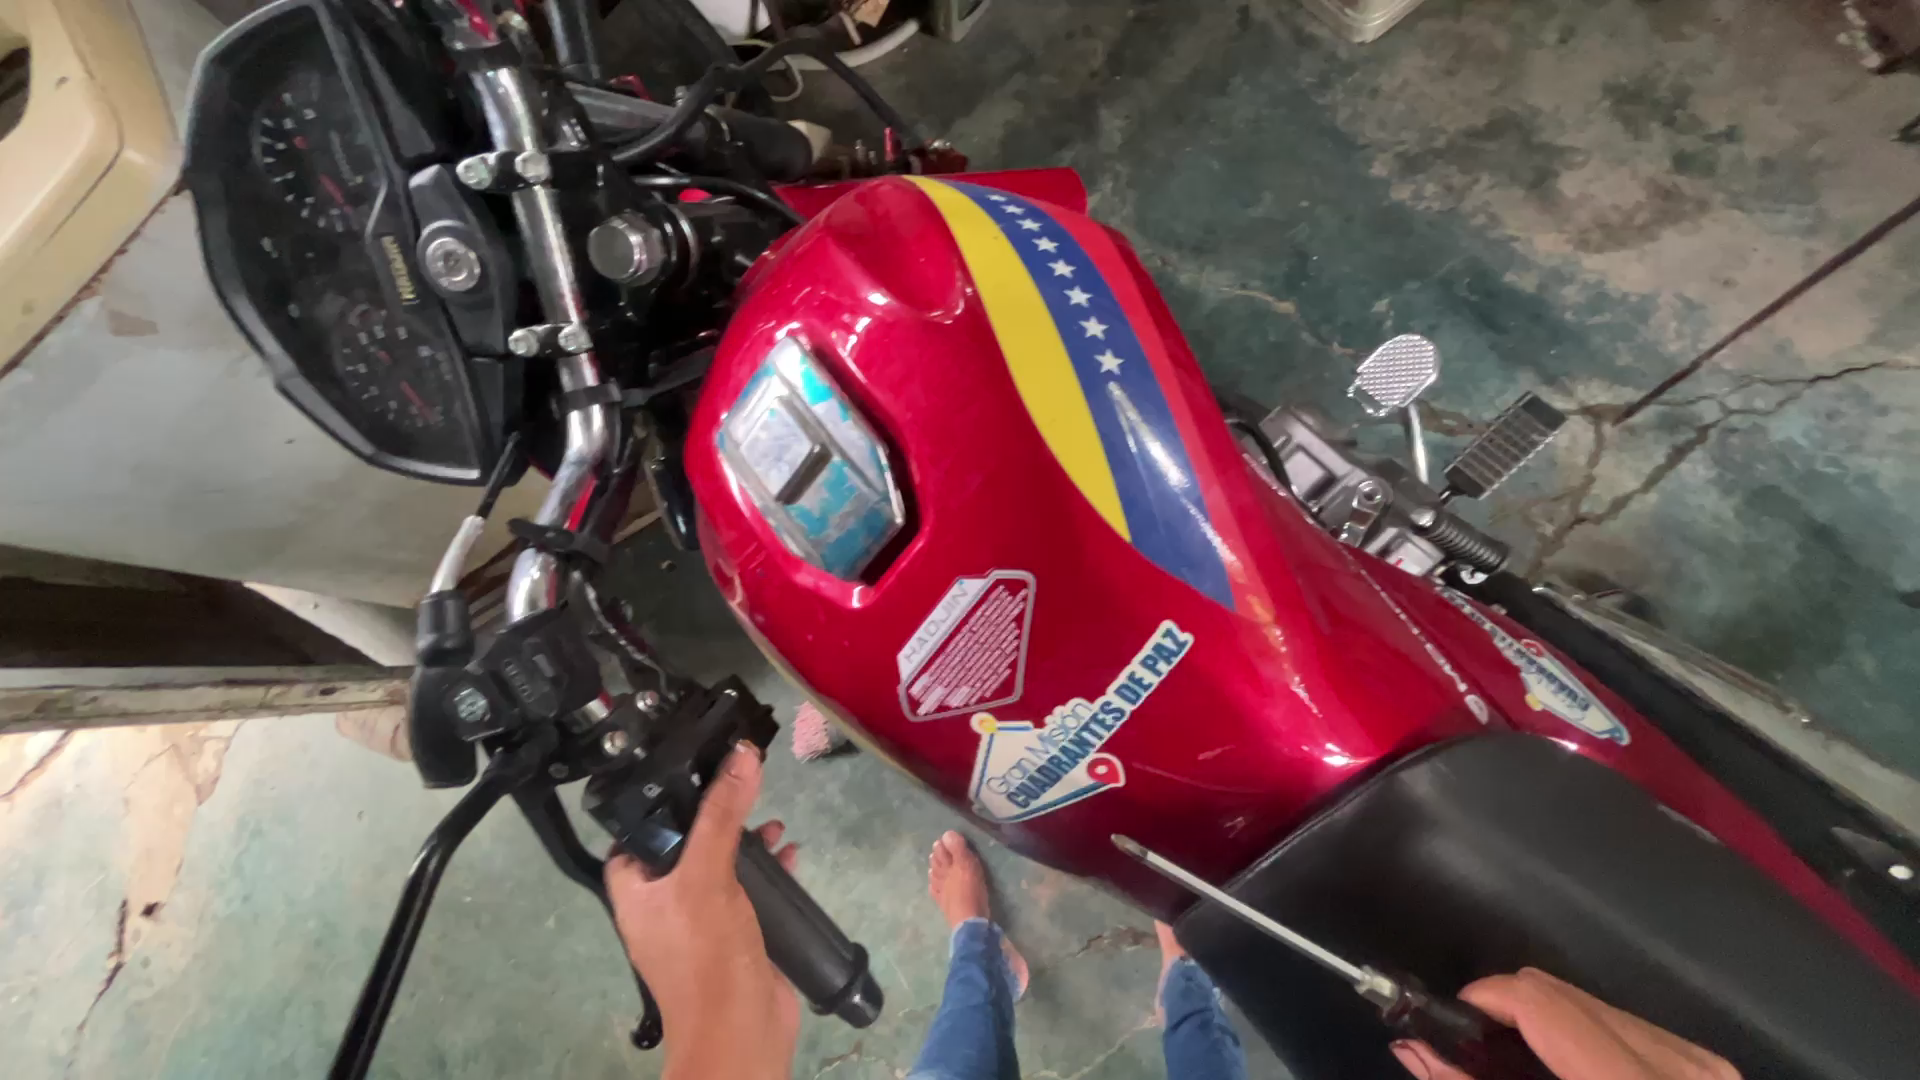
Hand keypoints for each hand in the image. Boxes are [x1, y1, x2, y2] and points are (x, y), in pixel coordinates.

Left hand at [605, 744, 800, 1079]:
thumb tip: (743, 753)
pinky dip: (767, 866)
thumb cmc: (706, 954)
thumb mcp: (708, 876)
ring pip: (722, 863)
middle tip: (743, 787)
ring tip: (773, 822)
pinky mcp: (736, 932)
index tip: (691, 768)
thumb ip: (723, 815)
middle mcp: (664, 903)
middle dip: (717, 815)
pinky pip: (749, 887)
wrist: (741, 1033)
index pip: (636, 833)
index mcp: (638, 892)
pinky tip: (790, 853)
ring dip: (747, 839)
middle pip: (687, 842)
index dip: (659, 801)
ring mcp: (702, 920)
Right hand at [1392, 968, 1737, 1079]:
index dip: (1481, 998)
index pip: (1539, 1002)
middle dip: (1507, 1010)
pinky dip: (1586, 1033)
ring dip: (1545, 1020)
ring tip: (1531, 1066)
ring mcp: (1706, 1068)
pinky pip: (1627, 1022)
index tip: (1450, 1021)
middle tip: (1481, 1050)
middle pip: (1557, 991)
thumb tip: (1410, 1047)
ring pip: (1589, 999)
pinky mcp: (1715, 1072)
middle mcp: (1679, 1069)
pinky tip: (1579, 1073)